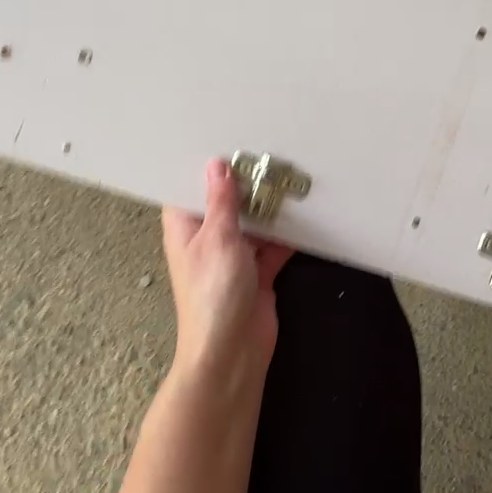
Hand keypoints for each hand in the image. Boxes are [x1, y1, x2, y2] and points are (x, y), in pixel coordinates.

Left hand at [161, 159, 293, 380]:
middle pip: (227, 206)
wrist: (233, 348)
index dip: (205, 170)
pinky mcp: (258, 274)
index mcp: (186, 230)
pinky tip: (306, 216)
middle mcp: (208, 241)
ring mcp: (234, 258)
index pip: (190, 191)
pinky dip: (288, 235)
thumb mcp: (217, 239)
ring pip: (254, 225)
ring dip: (271, 210)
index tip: (228, 144)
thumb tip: (217, 166)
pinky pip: (274, 247)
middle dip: (247, 186)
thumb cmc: (214, 293)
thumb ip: (221, 202)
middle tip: (270, 156)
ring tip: (292, 179)